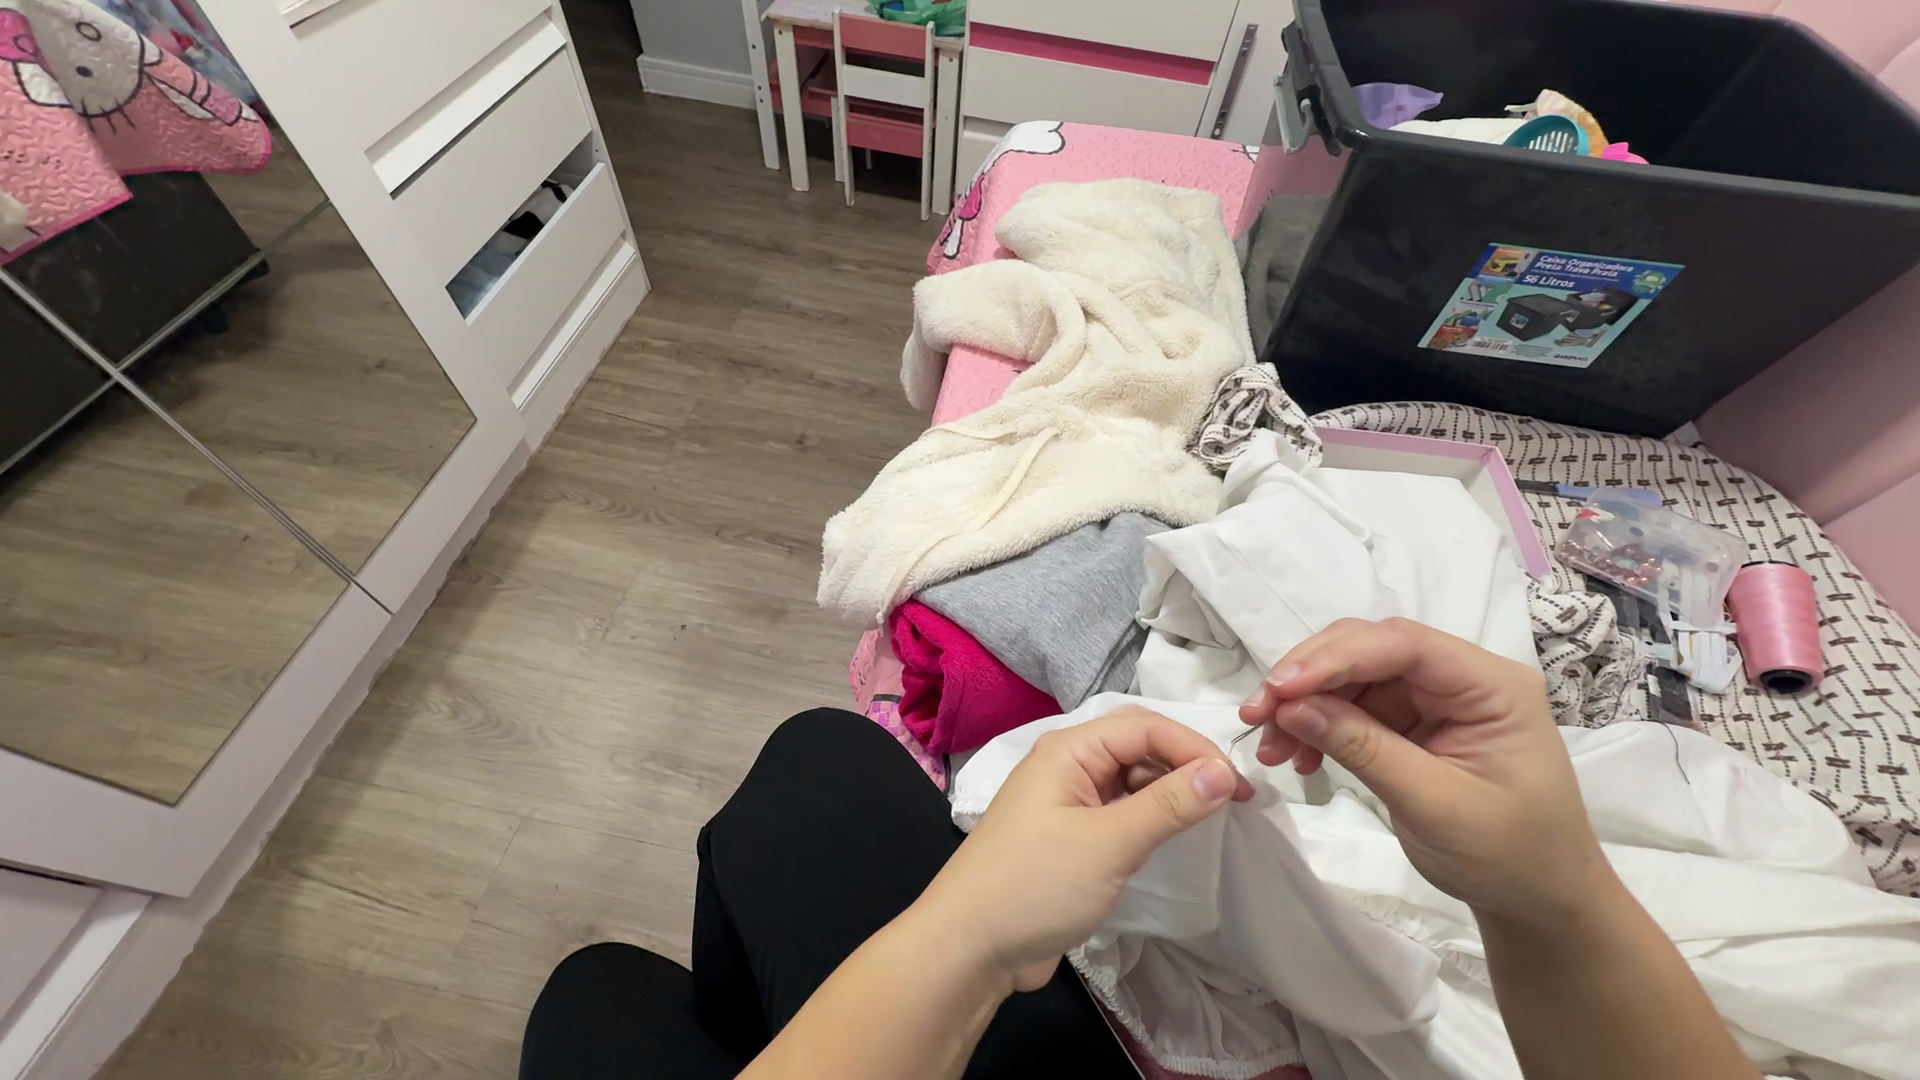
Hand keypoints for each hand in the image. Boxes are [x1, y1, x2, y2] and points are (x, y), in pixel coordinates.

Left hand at [915, 707, 1253, 992]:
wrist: (970, 946)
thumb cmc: (1036, 883)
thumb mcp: (1109, 843)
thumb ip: (1167, 805)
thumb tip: (1222, 770)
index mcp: (1069, 749)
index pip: (1144, 727)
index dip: (1195, 748)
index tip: (1239, 786)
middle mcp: (1068, 763)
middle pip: (1137, 745)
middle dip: (1185, 763)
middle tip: (1234, 798)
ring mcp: (1068, 799)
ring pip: (1130, 777)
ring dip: (1170, 789)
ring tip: (1214, 814)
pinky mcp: (1071, 833)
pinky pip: (1120, 808)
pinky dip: (1150, 814)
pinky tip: (1174, 832)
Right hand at [1238, 618, 1611, 921]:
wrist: (1537, 903)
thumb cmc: (1506, 857)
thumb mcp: (1433, 805)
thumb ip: (1362, 748)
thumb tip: (1289, 708)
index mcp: (1490, 685)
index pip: (1403, 644)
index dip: (1335, 657)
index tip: (1279, 688)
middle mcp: (1459, 676)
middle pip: (1367, 648)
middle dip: (1307, 677)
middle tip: (1257, 714)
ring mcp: (1431, 696)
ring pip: (1348, 675)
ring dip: (1302, 704)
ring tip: (1269, 745)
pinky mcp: (1408, 719)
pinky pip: (1348, 705)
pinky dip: (1314, 725)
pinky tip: (1295, 755)